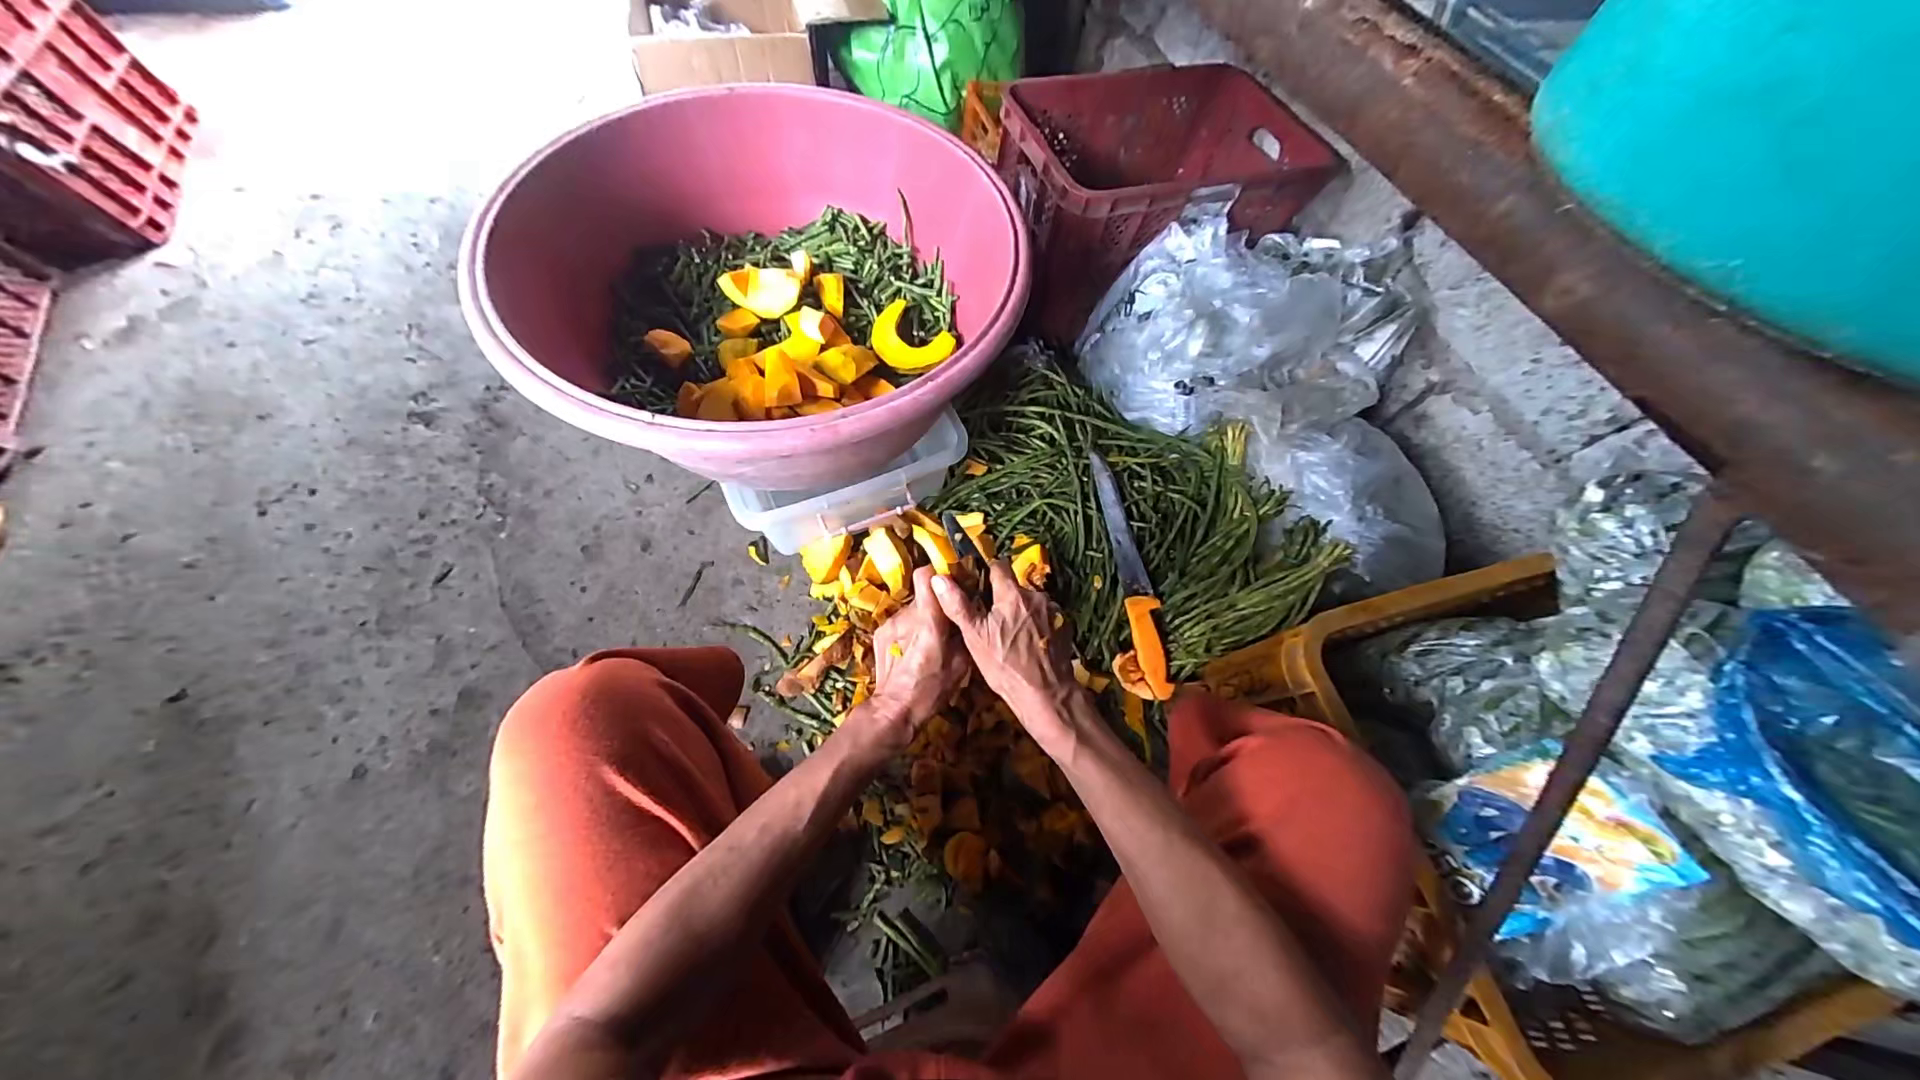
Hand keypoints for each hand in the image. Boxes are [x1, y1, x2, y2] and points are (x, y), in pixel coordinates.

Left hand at [842, 566, 968, 762]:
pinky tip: (914, 649)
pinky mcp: (880, 633)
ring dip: (923, 617)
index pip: (926, 575)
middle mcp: (906, 616)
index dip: (939, 574)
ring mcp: (890, 623)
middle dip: (936, 602)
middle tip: (948, 621)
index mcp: (928, 621)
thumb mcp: (961, 665)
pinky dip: (910, 629)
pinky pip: (901, 622)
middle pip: (923, 593)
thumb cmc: (931, 690)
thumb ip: (964, 633)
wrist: (894, 710)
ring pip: (912, 608)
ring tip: (931, 639)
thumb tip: (968, 614)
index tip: (952, 583)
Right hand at [929, 560, 1088, 753]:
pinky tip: (1028, 642)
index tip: (978, 585)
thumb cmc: (1005, 666)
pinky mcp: (1064, 625)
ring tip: (1011, 633)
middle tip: (992, 618)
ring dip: (1021, 610)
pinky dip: (1036, 623)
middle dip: (1004, 596)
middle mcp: (1036, 596)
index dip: (986, 572)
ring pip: (1030, 601)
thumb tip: (938, 578)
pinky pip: (1045, 616)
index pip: (998, 566)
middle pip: (1015, 586)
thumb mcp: (975, 637)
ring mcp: (1053, 610)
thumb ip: (957, 605)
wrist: (1045, 693)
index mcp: (1012, 594)